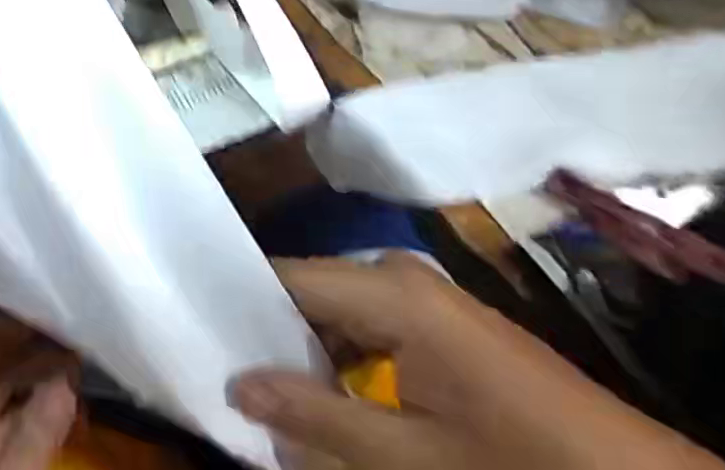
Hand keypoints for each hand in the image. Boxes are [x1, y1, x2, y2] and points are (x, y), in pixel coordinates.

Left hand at [0, 320, 78, 469]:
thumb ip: (36, 432)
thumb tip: (67, 376)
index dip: (15, 317)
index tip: (57, 305)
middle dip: (36, 346)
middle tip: (82, 334)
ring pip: (2, 393)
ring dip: (40, 379)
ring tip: (83, 367)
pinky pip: (6, 425)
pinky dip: (36, 413)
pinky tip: (67, 411)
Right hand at [230, 253, 724, 469]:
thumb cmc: (525, 468)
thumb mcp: (414, 459)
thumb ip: (317, 419)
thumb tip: (235, 385)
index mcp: (389, 290)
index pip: (284, 276)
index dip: (239, 301)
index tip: (199, 328)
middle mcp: (397, 275)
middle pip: (306, 289)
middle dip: (270, 331)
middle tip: (226, 366)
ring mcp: (423, 296)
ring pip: (334, 308)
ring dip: (303, 348)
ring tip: (264, 383)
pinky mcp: (442, 322)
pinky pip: (367, 324)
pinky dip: (339, 355)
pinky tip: (323, 392)